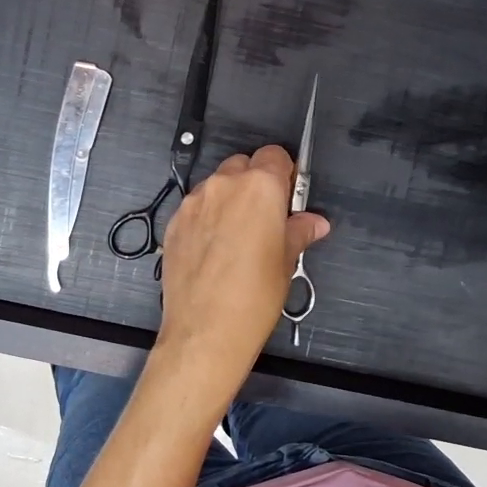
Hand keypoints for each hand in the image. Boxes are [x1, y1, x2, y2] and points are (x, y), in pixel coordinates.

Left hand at [156, 145, 329, 369]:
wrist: (205, 330)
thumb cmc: (250, 298)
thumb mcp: (287, 262)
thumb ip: (298, 232)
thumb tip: (312, 223)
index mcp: (260, 188)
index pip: (275, 156)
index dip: (285, 173)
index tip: (289, 193)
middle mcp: (224, 187)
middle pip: (243, 166)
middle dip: (256, 184)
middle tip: (267, 216)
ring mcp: (194, 204)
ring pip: (217, 186)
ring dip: (229, 200)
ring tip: (240, 236)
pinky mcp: (174, 223)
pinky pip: (196, 208)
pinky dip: (207, 218)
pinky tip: (217, 249)